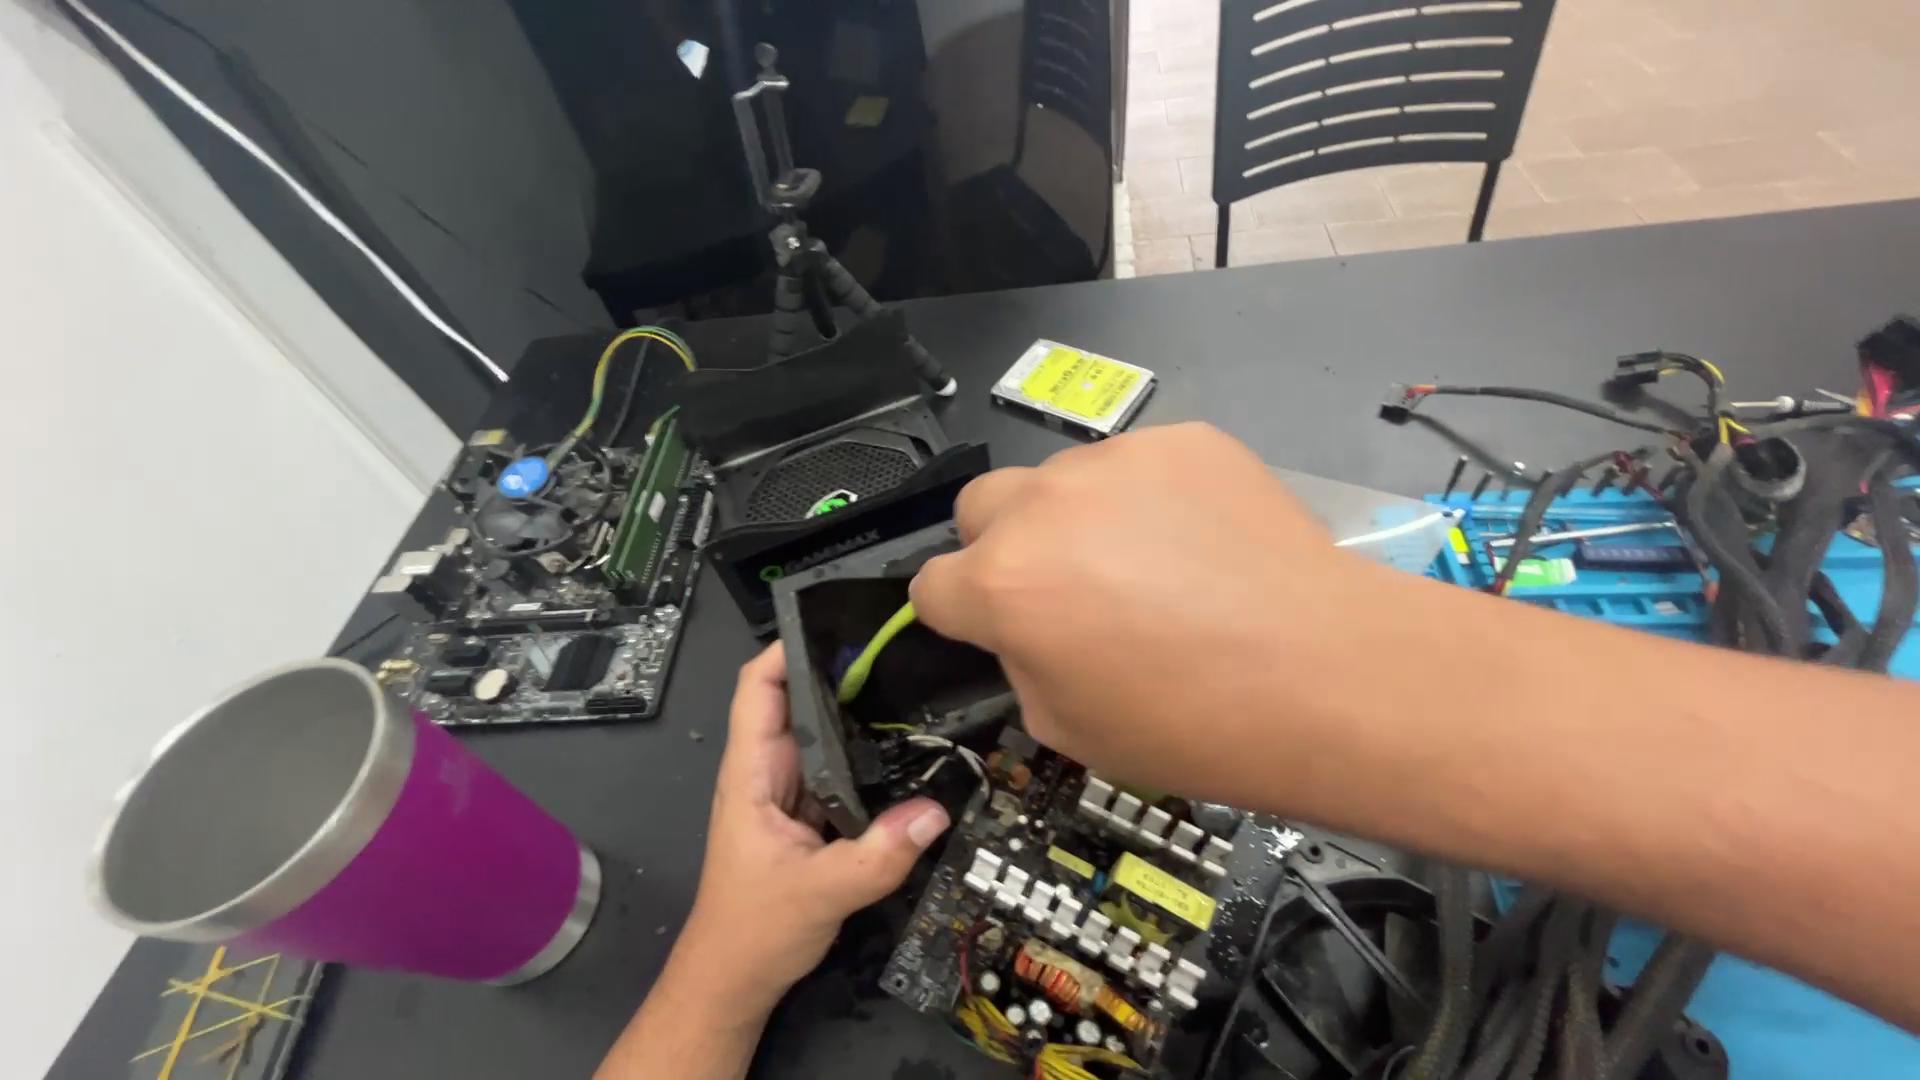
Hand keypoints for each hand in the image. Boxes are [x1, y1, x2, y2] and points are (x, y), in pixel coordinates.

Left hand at [674, 644, 950, 1012]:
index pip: (759, 687)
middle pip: (798, 698)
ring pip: (823, 730)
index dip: (789, 647)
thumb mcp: (820, 893)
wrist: (734, 983)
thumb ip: (879, 855)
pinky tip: (908, 741)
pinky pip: (842, 765)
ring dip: (856, 707)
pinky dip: (869, 748)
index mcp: (753, 771)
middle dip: (838, 667)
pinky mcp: (813, 811)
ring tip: (910, 680)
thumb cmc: (753, 932)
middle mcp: (771, 769)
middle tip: (898, 646)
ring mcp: (793, 789)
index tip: (840, 624)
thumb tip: (938, 810)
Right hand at [910, 423, 1376, 800]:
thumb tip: (1025, 629)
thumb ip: (1019, 662)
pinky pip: (1136, 465)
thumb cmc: (1191, 725)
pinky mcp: (1183, 440)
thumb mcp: (1068, 727)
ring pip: (1058, 481)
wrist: (1328, 676)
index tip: (991, 626)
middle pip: (977, 508)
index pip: (929, 584)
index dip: (956, 613)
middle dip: (999, 546)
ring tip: (1149, 563)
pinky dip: (1147, 498)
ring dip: (1076, 517)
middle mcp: (1044, 507)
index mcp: (1003, 585)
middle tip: (1060, 585)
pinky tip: (1198, 541)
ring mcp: (1116, 462)